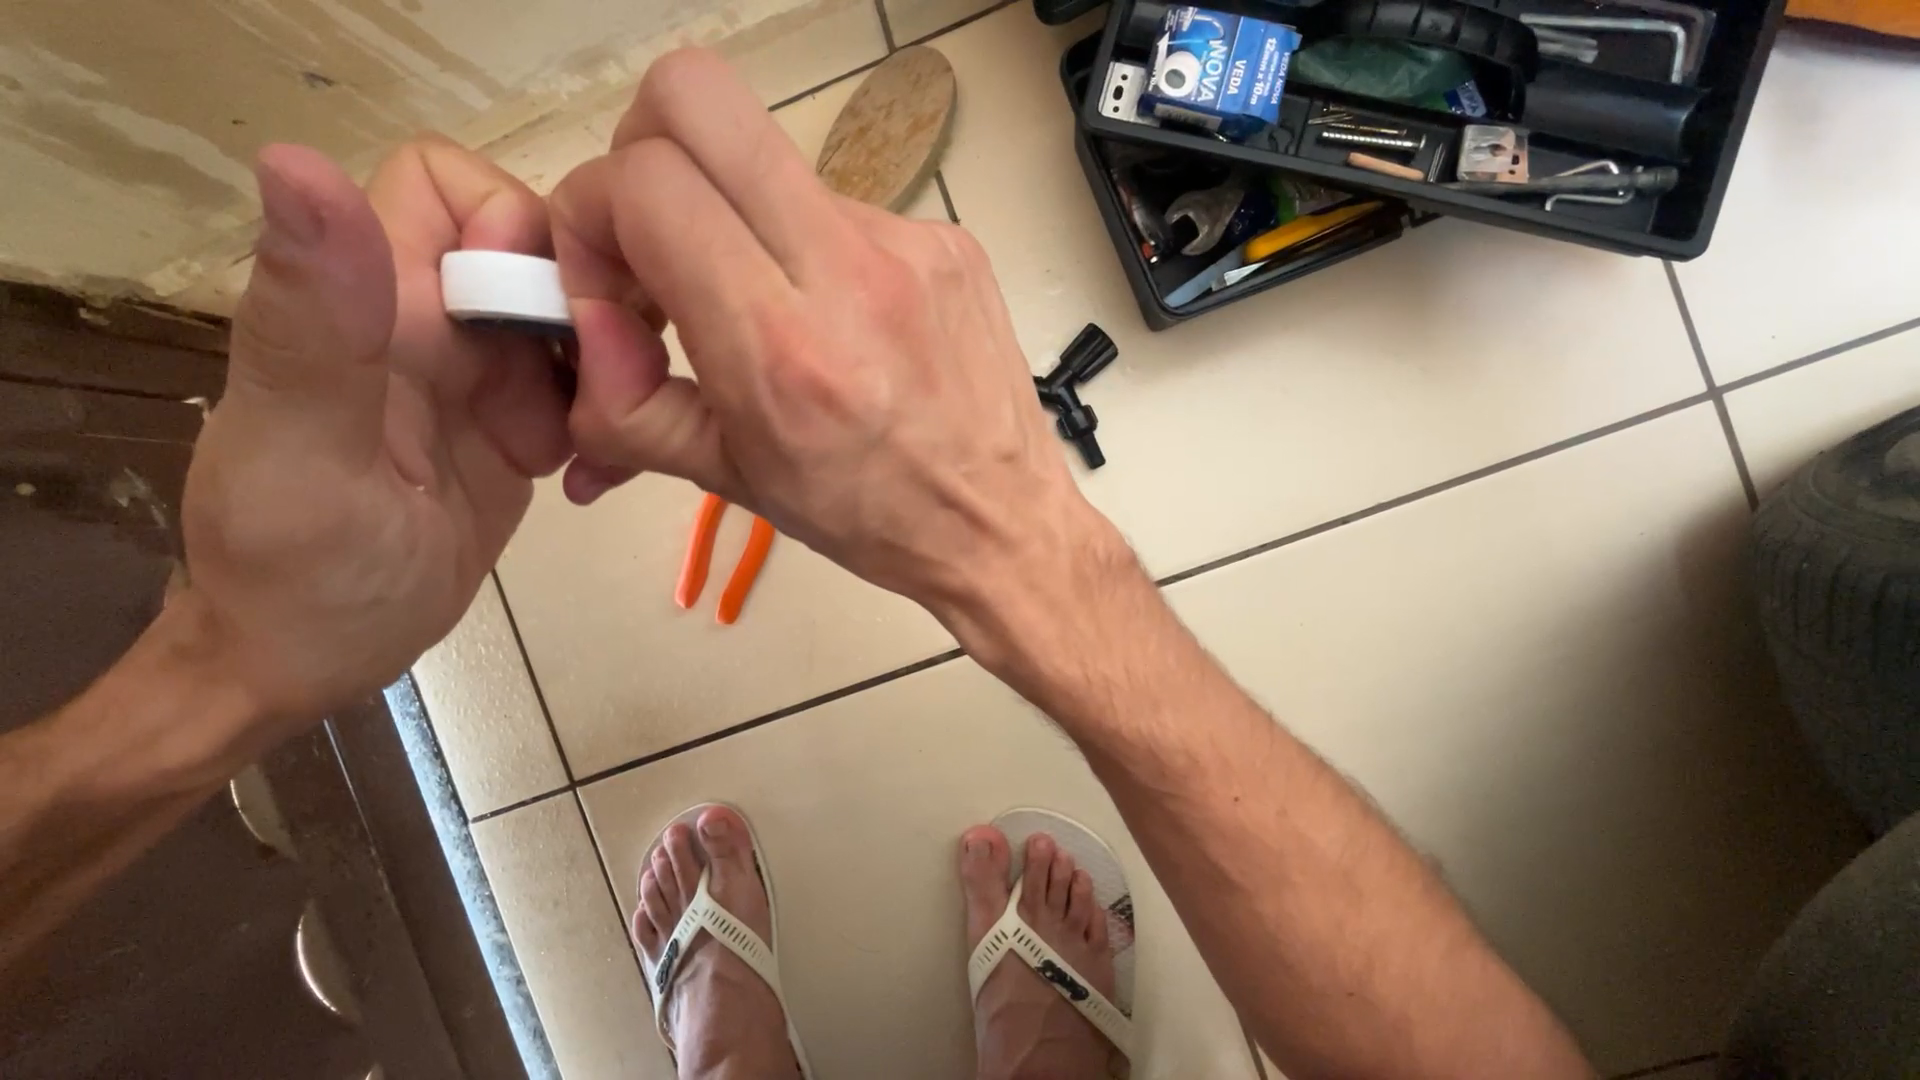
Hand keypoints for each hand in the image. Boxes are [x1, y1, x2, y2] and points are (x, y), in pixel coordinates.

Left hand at [180, 137, 570, 729]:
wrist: (322, 653)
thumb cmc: (298, 567)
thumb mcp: (303, 453)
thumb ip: (315, 323)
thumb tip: (296, 162)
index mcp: (376, 302)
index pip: (460, 190)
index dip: (519, 226)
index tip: (554, 312)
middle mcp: (438, 323)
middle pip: (546, 257)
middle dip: (594, 311)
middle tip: (609, 394)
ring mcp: (489, 378)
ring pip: (585, 325)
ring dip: (616, 376)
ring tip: (600, 451)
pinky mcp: (527, 427)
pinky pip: (594, 392)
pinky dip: (613, 423)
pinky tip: (596, 479)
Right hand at [549, 49, 1116, 633]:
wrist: (998, 523)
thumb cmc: (871, 517)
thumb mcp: (731, 480)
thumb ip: (630, 402)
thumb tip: (591, 321)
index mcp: (782, 348)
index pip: (643, 184)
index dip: (593, 214)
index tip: (612, 279)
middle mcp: (848, 273)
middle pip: (695, 97)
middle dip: (641, 152)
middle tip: (657, 239)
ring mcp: (909, 243)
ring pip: (769, 157)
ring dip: (733, 214)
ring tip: (757, 302)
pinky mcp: (947, 240)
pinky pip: (839, 202)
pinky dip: (806, 243)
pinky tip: (831, 314)